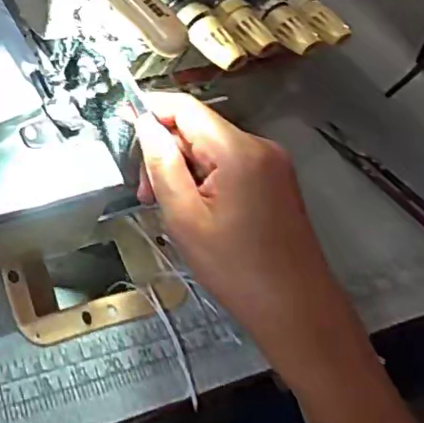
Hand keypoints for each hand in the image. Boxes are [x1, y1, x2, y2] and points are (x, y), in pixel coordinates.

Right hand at [134, 93, 348, 355]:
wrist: (300, 315)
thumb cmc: (239, 271)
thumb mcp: (185, 218)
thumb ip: (161, 163)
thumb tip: (146, 124)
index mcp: (238, 151)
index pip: (185, 107)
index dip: (151, 109)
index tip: (123, 120)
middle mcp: (259, 146)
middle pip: (197, 127)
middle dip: (166, 151)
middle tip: (147, 193)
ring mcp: (272, 163)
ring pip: (211, 147)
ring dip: (184, 168)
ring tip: (172, 209)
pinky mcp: (275, 180)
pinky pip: (229, 163)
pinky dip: (206, 178)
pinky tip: (198, 211)